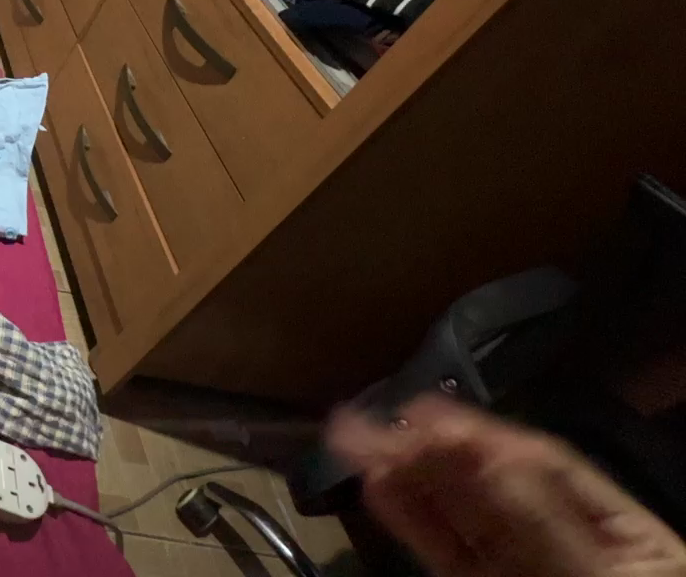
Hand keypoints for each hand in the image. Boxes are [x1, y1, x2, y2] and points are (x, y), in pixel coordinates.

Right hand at [328, 395, 685, 576]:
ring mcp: (518, 568)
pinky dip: (405, 515)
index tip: (418, 409)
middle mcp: (567, 545)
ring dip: (398, 471)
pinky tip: (373, 485)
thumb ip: (542, 526)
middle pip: (487, 483)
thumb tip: (477, 450)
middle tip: (360, 418)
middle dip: (422, 447)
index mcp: (624, 540)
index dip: (480, 433)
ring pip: (452, 509)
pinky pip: (439, 546)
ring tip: (345, 437)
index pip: (544, 466)